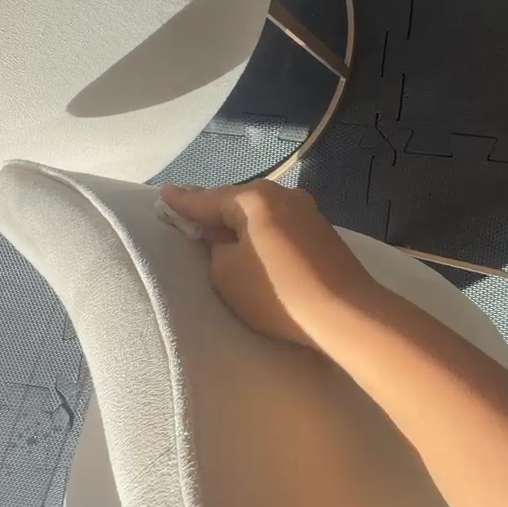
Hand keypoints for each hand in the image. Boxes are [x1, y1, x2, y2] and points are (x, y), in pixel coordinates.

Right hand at [158, 181, 384, 348]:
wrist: (344, 312)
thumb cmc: (277, 292)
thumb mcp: (228, 273)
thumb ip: (216, 248)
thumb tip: (225, 237)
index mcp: (257, 199)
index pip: (209, 199)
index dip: (184, 202)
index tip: (163, 194)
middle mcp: (285, 196)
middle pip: (239, 202)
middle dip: (216, 210)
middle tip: (190, 213)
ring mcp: (309, 213)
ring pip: (264, 213)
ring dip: (243, 222)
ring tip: (221, 229)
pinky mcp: (324, 234)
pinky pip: (282, 226)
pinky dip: (265, 232)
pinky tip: (257, 241)